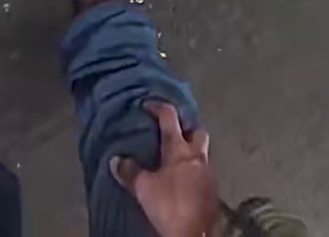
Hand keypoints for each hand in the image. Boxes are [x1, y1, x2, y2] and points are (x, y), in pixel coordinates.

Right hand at [111, 101, 220, 236]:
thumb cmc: (169, 205)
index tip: (146, 105)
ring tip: (176, 154)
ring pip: (202, 151)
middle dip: (185, 124)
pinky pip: (203, 170)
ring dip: (191, 148)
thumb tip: (115, 160)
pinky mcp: (212, 191)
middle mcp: (197, 155)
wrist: (194, 236)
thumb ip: (129, 171)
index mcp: (178, 148)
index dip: (157, 106)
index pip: (169, 115)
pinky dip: (194, 169)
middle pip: (196, 129)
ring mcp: (208, 173)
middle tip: (173, 127)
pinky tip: (185, 177)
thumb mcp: (143, 188)